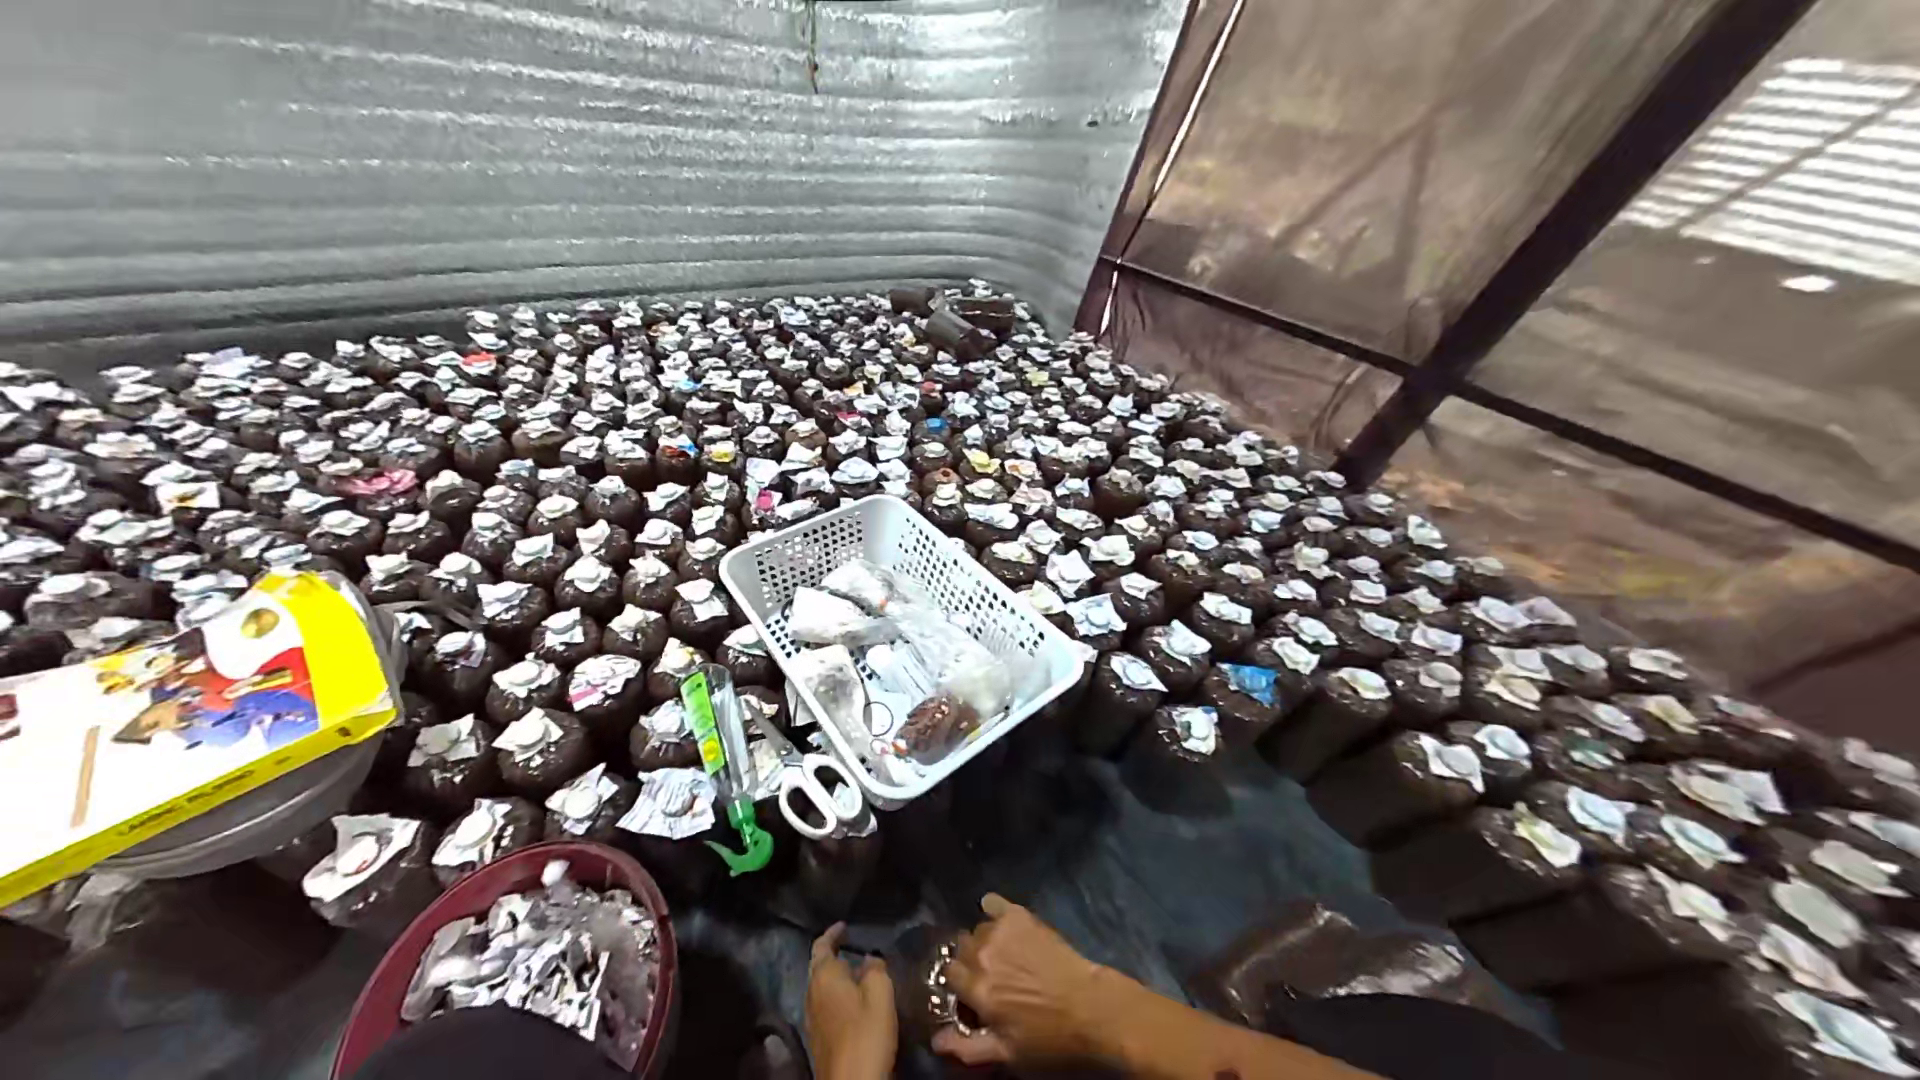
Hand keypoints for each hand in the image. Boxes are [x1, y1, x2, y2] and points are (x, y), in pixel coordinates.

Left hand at [806, 922, 896, 1079]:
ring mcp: (812, 1018)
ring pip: (821, 987)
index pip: (822, 945)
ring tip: (858, 973)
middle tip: (853, 947)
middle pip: (819, 966)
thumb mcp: (881, 992)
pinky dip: (837, 995)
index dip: (833, 933)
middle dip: (834, 954)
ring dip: (836, 976)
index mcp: (824, 976)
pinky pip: (825, 1005)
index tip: (845, 926)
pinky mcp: (818, 1038)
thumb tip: (868, 958)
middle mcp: (811, 993)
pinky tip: (854, 1002)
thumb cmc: (865, 1032)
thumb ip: (875, 968)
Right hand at [935, 893, 1117, 1067]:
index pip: (950, 974)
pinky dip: (993, 909)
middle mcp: (983, 956)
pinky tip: (1002, 919)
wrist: (1090, 1006)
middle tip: (990, 971)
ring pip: (978, 929)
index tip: (972, 987)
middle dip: (970, 959)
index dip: (960, 982)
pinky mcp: (1019, 915)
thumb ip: (968, 1047)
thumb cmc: (1049, 1036)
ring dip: (985, 939)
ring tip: (1003, 951)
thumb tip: (936, 1040)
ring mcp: (1001, 931)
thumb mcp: (1008, 1054)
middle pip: (960, 948)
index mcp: (978, 990)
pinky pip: (993, 903)